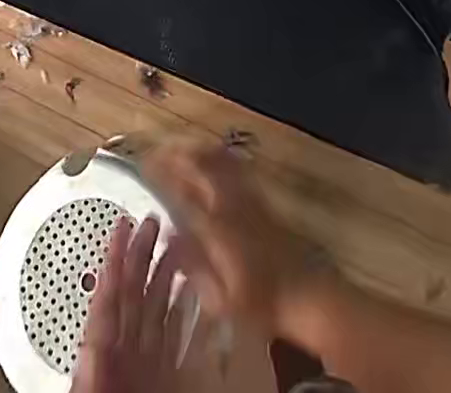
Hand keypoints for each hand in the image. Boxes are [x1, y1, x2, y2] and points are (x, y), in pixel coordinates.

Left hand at [73, 216, 188, 392]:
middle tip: (155, 221)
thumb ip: (92, 370)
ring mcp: (147, 362)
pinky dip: (191, 311)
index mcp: (103, 354)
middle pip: (136, 292)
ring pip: (159, 308)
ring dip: (171, 274)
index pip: (109, 294)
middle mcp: (126, 352)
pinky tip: (199, 289)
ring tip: (183, 243)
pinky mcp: (169, 375)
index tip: (123, 224)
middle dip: (145, 254)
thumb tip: (90, 344)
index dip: (116, 256)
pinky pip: (180, 336)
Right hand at [144, 140, 335, 334]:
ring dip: (196, 148)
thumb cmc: (260, 303)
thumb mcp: (220, 298)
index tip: (144, 167)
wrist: (305, 293)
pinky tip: (209, 154)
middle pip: (201, 164)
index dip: (162, 174)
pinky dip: (216, 153)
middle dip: (176, 153)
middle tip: (155, 151)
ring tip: (176, 146)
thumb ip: (193, 264)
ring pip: (219, 159)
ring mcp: (249, 196)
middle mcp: (232, 204)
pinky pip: (235, 164)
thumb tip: (169, 236)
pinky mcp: (261, 197)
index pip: (183, 190)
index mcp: (218, 228)